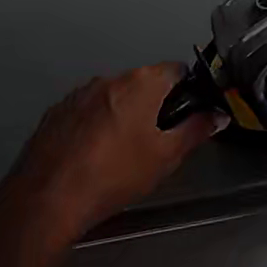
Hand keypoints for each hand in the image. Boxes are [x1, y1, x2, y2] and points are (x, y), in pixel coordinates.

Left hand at [1, 65, 220, 247]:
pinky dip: (96, 124)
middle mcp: (108, 78)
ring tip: (122, 152)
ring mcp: (78, 93)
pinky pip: (87, 110)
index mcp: (140, 83)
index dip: (189, 90)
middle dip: (155, 104)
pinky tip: (94, 155)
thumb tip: (217, 115)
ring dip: (124, 113)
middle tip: (158, 140)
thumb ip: (195, 130)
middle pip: (143, 82)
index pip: (176, 69)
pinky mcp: (56, 111)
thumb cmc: (114, 175)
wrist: (48, 197)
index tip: (189, 114)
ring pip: (113, 96)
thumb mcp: (165, 156)